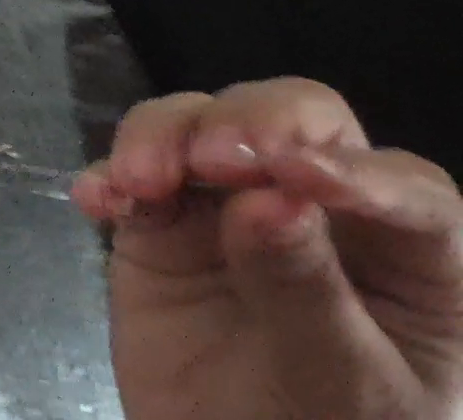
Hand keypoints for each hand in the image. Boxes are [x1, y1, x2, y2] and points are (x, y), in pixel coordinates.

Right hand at [73, 78, 462, 419]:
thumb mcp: (341, 385)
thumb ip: (307, 292)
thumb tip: (268, 202)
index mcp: (407, 258)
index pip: (403, 186)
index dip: (357, 170)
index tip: (296, 175)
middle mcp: (317, 211)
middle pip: (291, 118)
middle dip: (243, 122)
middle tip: (207, 161)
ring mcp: (224, 208)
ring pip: (195, 123)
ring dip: (158, 136)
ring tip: (134, 185)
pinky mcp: (153, 221)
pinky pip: (126, 170)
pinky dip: (105, 172)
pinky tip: (95, 203)